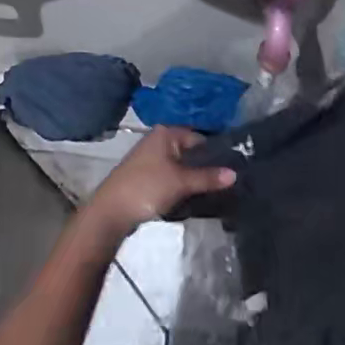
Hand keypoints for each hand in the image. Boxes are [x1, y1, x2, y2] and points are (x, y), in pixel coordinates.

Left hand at [85, 126, 235, 236]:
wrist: (110, 212)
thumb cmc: (147, 188)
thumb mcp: (181, 182)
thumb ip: (208, 177)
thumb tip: (234, 173)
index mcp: (166, 133)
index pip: (199, 138)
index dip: (215, 152)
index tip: (233, 167)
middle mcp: (158, 140)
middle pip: (190, 152)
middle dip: (205, 167)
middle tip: (226, 182)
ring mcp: (151, 159)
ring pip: (180, 166)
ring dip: (193, 178)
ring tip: (214, 192)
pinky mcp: (146, 176)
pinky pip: (171, 177)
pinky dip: (182, 185)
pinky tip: (193, 197)